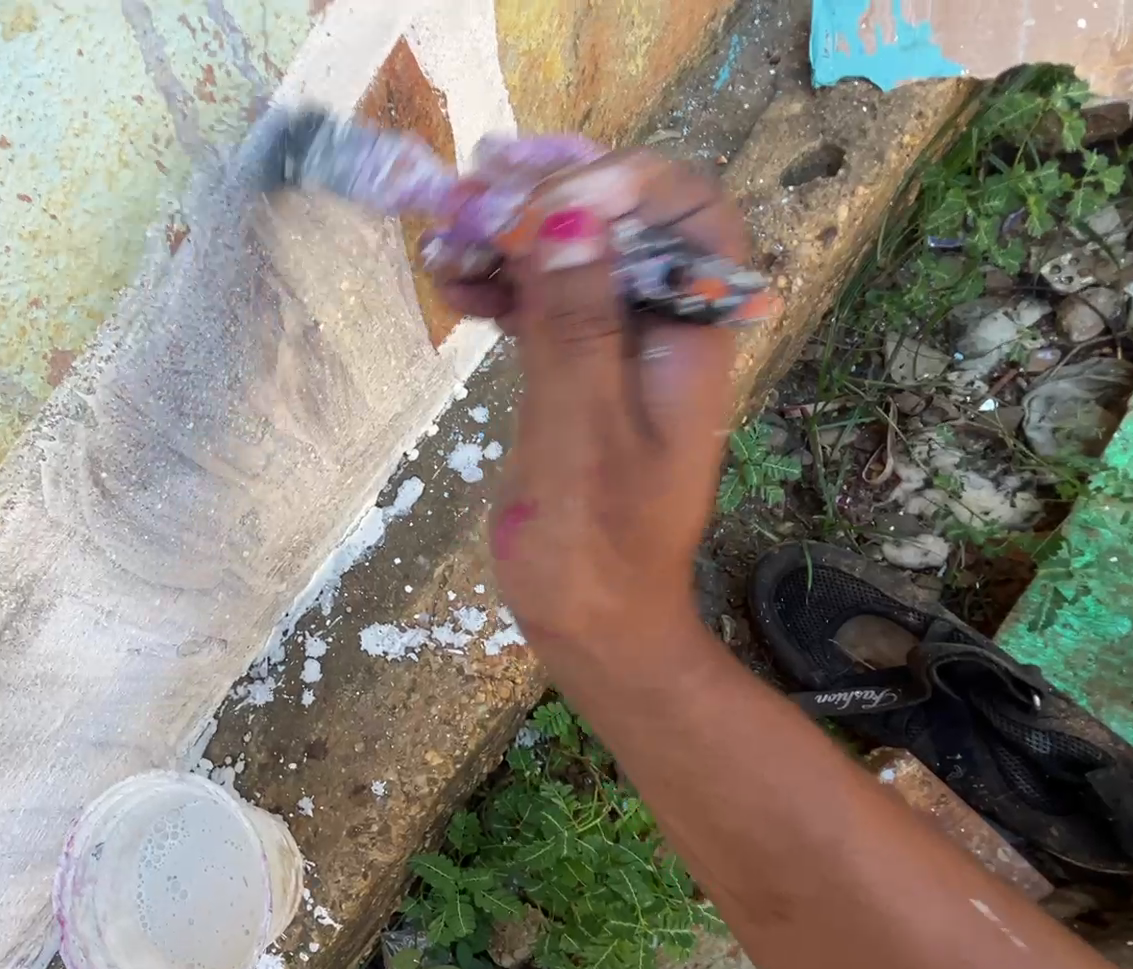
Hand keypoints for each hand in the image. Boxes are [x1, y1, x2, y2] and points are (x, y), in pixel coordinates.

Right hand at [433, 150, 750, 667]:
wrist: (592, 623)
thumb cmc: (592, 546)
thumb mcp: (579, 434)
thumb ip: (575, 324)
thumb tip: (564, 211)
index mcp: (690, 338)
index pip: (683, 211)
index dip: (613, 181)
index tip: (528, 197)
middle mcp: (661, 332)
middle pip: (618, 228)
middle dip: (544, 198)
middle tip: (468, 189)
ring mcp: (616, 355)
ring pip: (571, 267)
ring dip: (509, 244)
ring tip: (442, 241)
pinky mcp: (576, 381)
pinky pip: (545, 314)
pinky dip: (501, 295)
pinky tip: (454, 290)